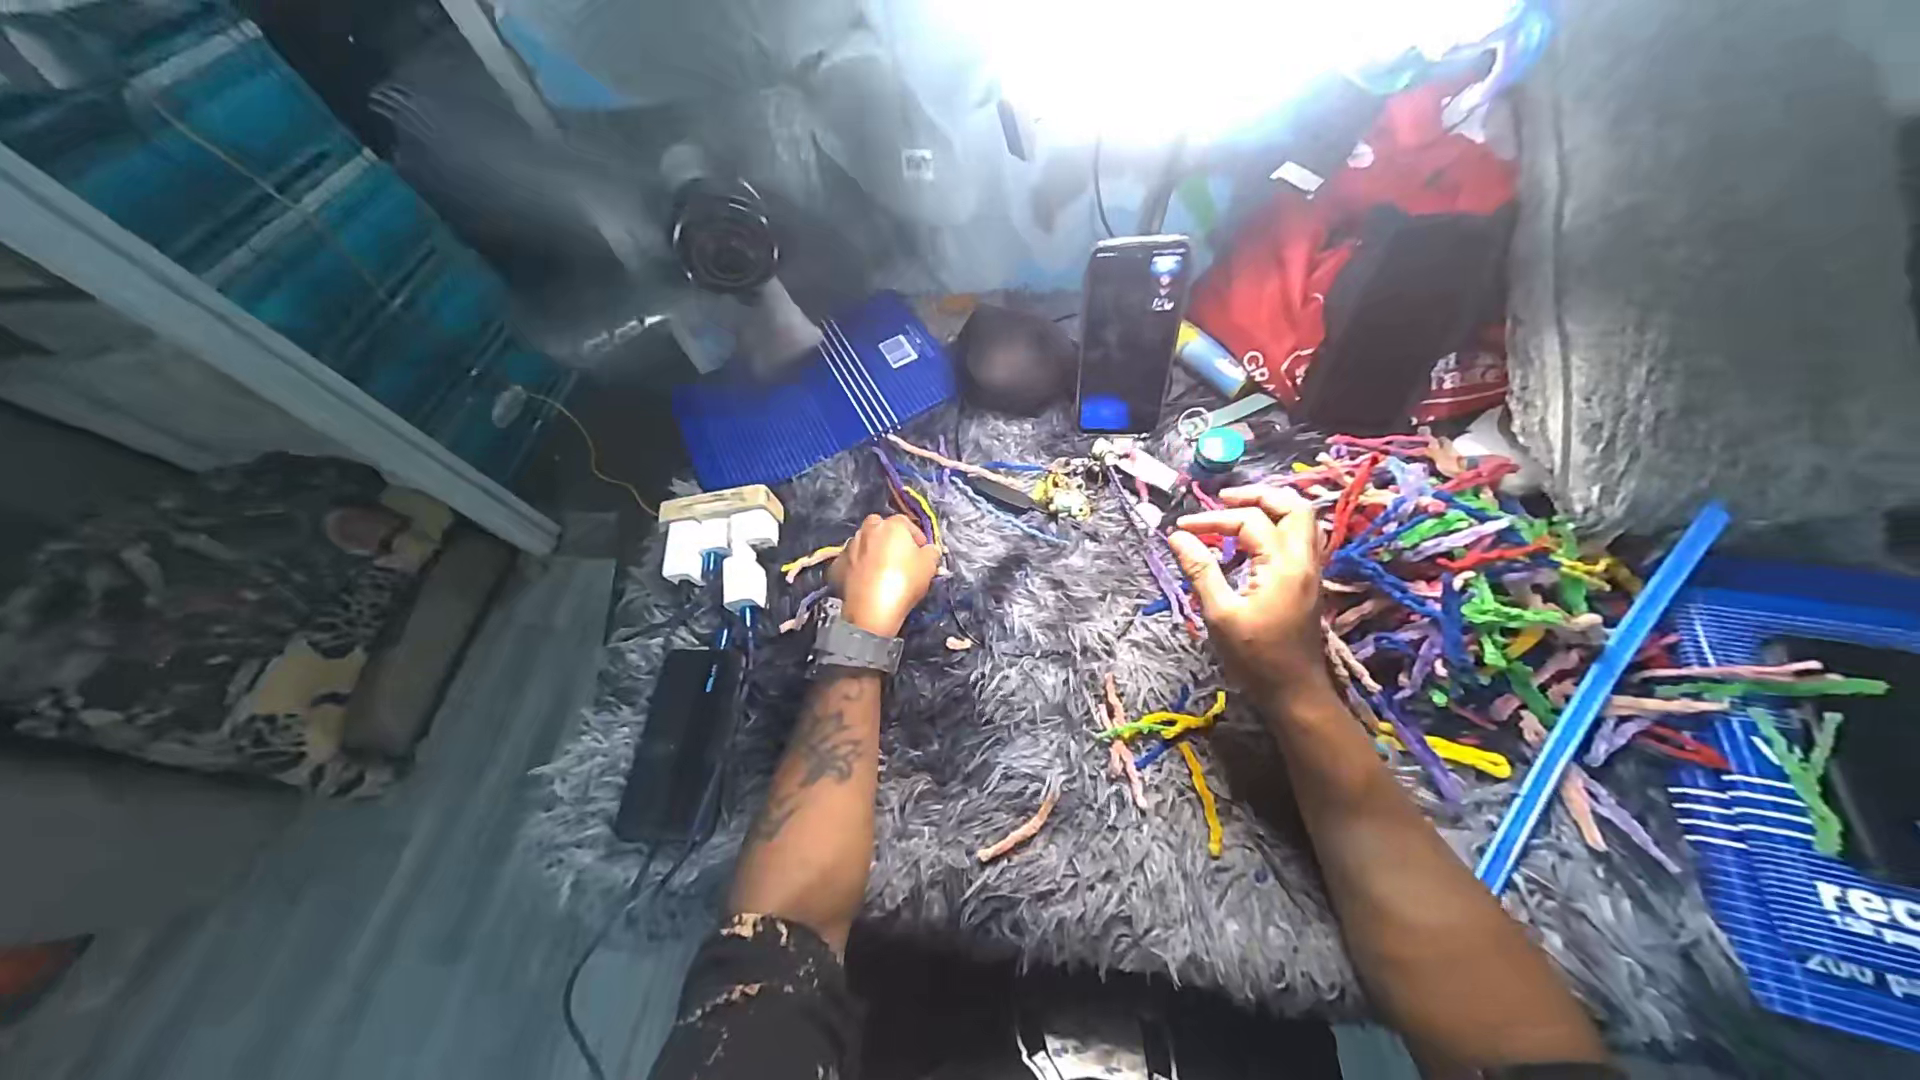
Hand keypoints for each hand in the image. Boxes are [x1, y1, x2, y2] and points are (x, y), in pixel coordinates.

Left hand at [829, 514, 941, 636]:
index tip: (922, 551)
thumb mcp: (929, 566)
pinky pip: (850, 561)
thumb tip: (928, 549)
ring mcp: (849, 547)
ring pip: (863, 543)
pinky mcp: (837, 565)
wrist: (872, 609)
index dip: (916, 537)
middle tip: (898, 557)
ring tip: (880, 570)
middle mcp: (868, 530)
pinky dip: (856, 566)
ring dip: (871, 551)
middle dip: (888, 538)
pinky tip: (864, 580)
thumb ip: (931, 552)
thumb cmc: (905, 581)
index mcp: (891, 525)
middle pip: (880, 527)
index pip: (906, 523)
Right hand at [1165, 487, 1332, 704]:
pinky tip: (1254, 538)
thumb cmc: (1255, 656)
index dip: (1212, 520)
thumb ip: (1200, 569)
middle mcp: (1305, 560)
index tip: (1181, 529)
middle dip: (1257, 494)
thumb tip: (1177, 536)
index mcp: (1283, 564)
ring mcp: (1311, 570)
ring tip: (1237, 510)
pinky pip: (1301, 537)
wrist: (1294, 692)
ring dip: (1272, 507)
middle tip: (1222, 499)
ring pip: (1303, 520)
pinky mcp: (1309, 582)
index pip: (1249, 521)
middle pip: (1294, 505)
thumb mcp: (1219, 613)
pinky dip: (1279, 525)